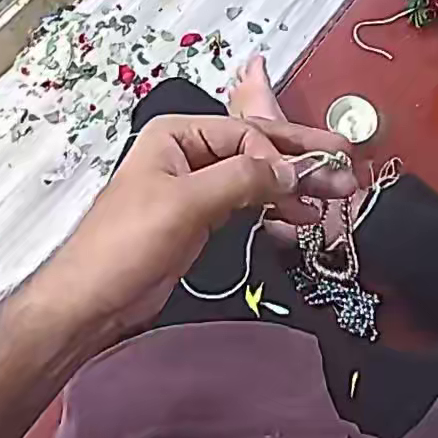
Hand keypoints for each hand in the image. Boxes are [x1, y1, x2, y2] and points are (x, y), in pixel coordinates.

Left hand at [35, 114, 356, 328]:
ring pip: (259, 178)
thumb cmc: (126, 243)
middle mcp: (192, 152)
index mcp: (180, 133)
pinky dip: (276, 210)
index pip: (246, 134)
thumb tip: (293, 168)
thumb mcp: (185, 203)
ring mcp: (200, 185)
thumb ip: (242, 179)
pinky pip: (250, 204)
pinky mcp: (204, 217)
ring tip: (337, 198)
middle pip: (258, 150)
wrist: (89, 304)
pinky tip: (303, 220)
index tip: (309, 181)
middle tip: (348, 168)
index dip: (280, 154)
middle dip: (302, 162)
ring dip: (296, 188)